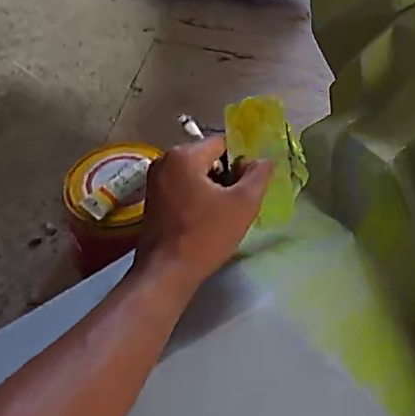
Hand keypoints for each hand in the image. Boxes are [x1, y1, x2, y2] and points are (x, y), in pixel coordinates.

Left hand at [136, 135, 271, 290]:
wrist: (167, 273)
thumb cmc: (205, 236)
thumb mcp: (243, 204)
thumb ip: (258, 175)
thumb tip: (262, 160)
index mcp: (184, 155)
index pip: (222, 142)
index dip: (242, 159)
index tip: (251, 182)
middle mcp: (165, 160)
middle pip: (208, 157)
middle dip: (227, 174)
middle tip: (240, 200)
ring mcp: (155, 180)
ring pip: (196, 173)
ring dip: (213, 187)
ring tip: (225, 212)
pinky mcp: (152, 198)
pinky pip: (183, 186)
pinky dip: (197, 196)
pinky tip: (207, 218)